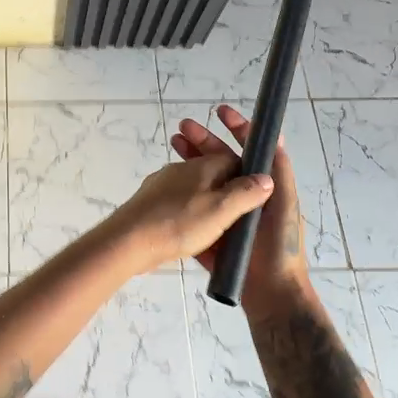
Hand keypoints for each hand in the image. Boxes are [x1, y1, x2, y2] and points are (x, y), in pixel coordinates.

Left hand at [103, 151, 273, 273]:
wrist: (130, 240)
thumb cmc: (180, 224)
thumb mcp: (221, 211)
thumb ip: (245, 194)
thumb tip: (266, 177)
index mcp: (202, 166)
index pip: (231, 158)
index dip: (246, 174)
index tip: (256, 194)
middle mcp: (182, 168)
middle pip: (211, 170)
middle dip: (225, 183)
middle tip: (239, 209)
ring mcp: (163, 183)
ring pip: (193, 185)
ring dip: (205, 196)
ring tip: (218, 221)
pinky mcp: (151, 201)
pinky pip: (177, 199)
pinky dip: (188, 208)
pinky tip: (191, 228)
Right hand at [170, 104, 308, 299]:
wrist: (269, 293)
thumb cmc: (280, 245)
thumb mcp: (285, 204)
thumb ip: (279, 172)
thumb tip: (274, 136)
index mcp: (260, 187)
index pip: (248, 151)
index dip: (236, 129)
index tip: (220, 111)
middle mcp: (241, 196)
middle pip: (220, 161)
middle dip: (203, 140)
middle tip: (182, 127)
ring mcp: (222, 213)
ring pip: (203, 178)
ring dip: (189, 159)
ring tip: (172, 143)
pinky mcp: (208, 231)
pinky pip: (192, 206)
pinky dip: (180, 188)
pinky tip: (167, 176)